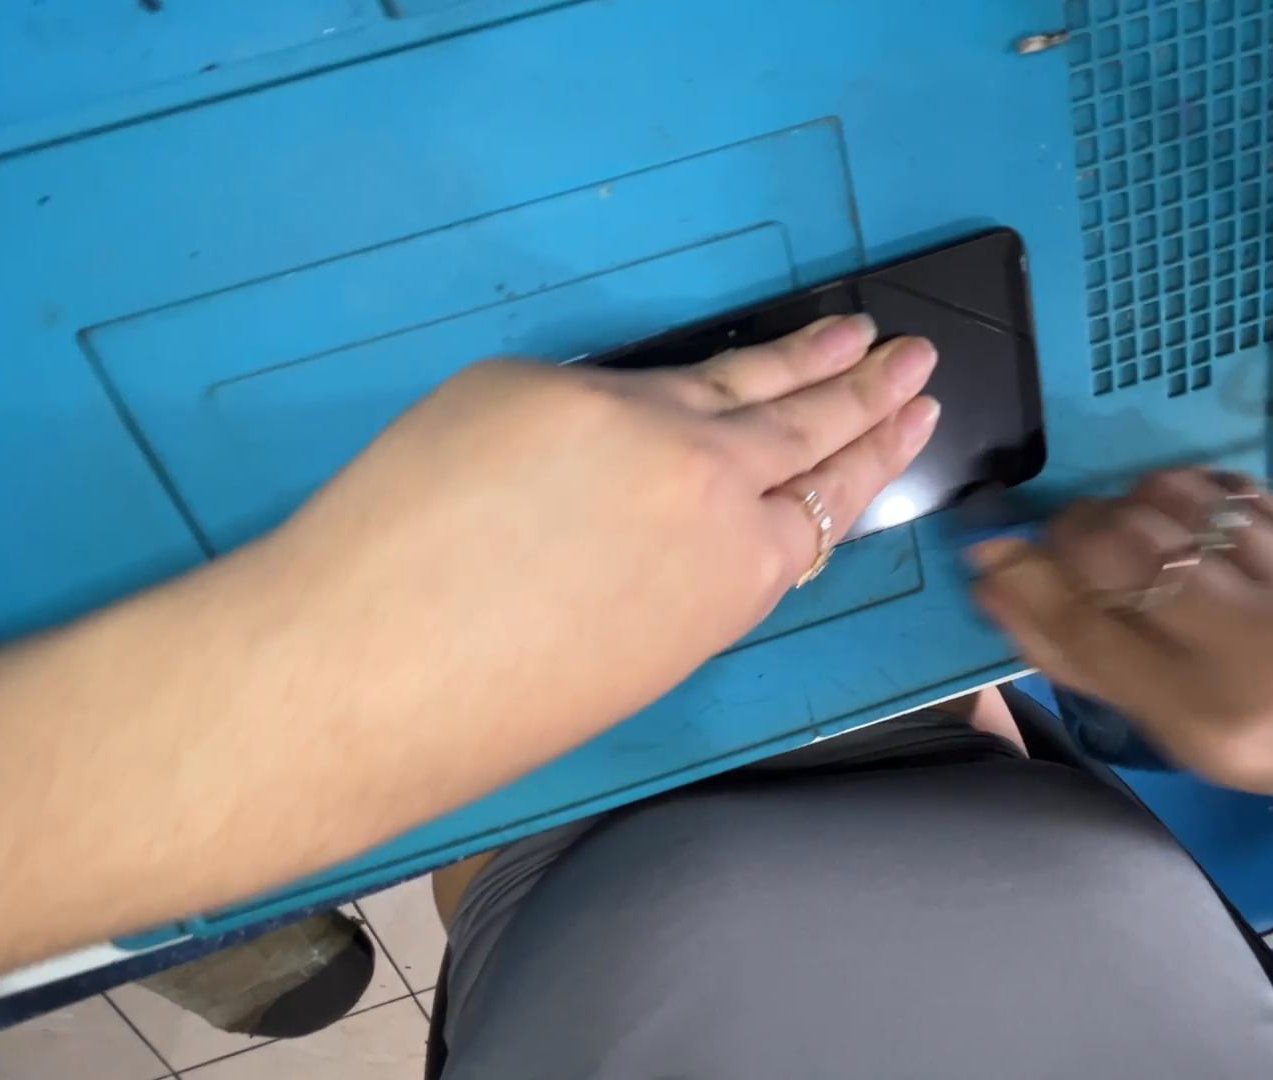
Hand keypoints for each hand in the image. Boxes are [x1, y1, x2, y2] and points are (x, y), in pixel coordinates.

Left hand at [248, 314, 938, 805]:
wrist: (357, 673)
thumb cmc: (506, 707)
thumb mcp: (648, 652)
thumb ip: (702, 569)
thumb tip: (709, 510)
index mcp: (738, 568)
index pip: (833, 492)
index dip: (880, 451)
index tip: (915, 413)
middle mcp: (704, 476)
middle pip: (802, 419)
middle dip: (865, 387)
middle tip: (911, 354)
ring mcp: (623, 414)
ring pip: (729, 380)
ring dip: (795, 358)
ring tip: (849, 331)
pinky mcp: (541, 381)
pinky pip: (612, 393)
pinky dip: (652, 402)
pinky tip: (687, 390)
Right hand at [968, 468, 1272, 805]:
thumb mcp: (1178, 734)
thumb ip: (1085, 664)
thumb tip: (1000, 593)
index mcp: (1211, 716)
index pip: (1083, 628)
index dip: (1020, 583)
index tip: (983, 556)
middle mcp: (1259, 644)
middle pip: (1119, 549)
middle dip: (1065, 532)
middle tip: (1059, 542)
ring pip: (1164, 502)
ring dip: (1117, 507)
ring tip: (1121, 533)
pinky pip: (1220, 485)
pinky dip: (1174, 493)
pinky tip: (1176, 520)